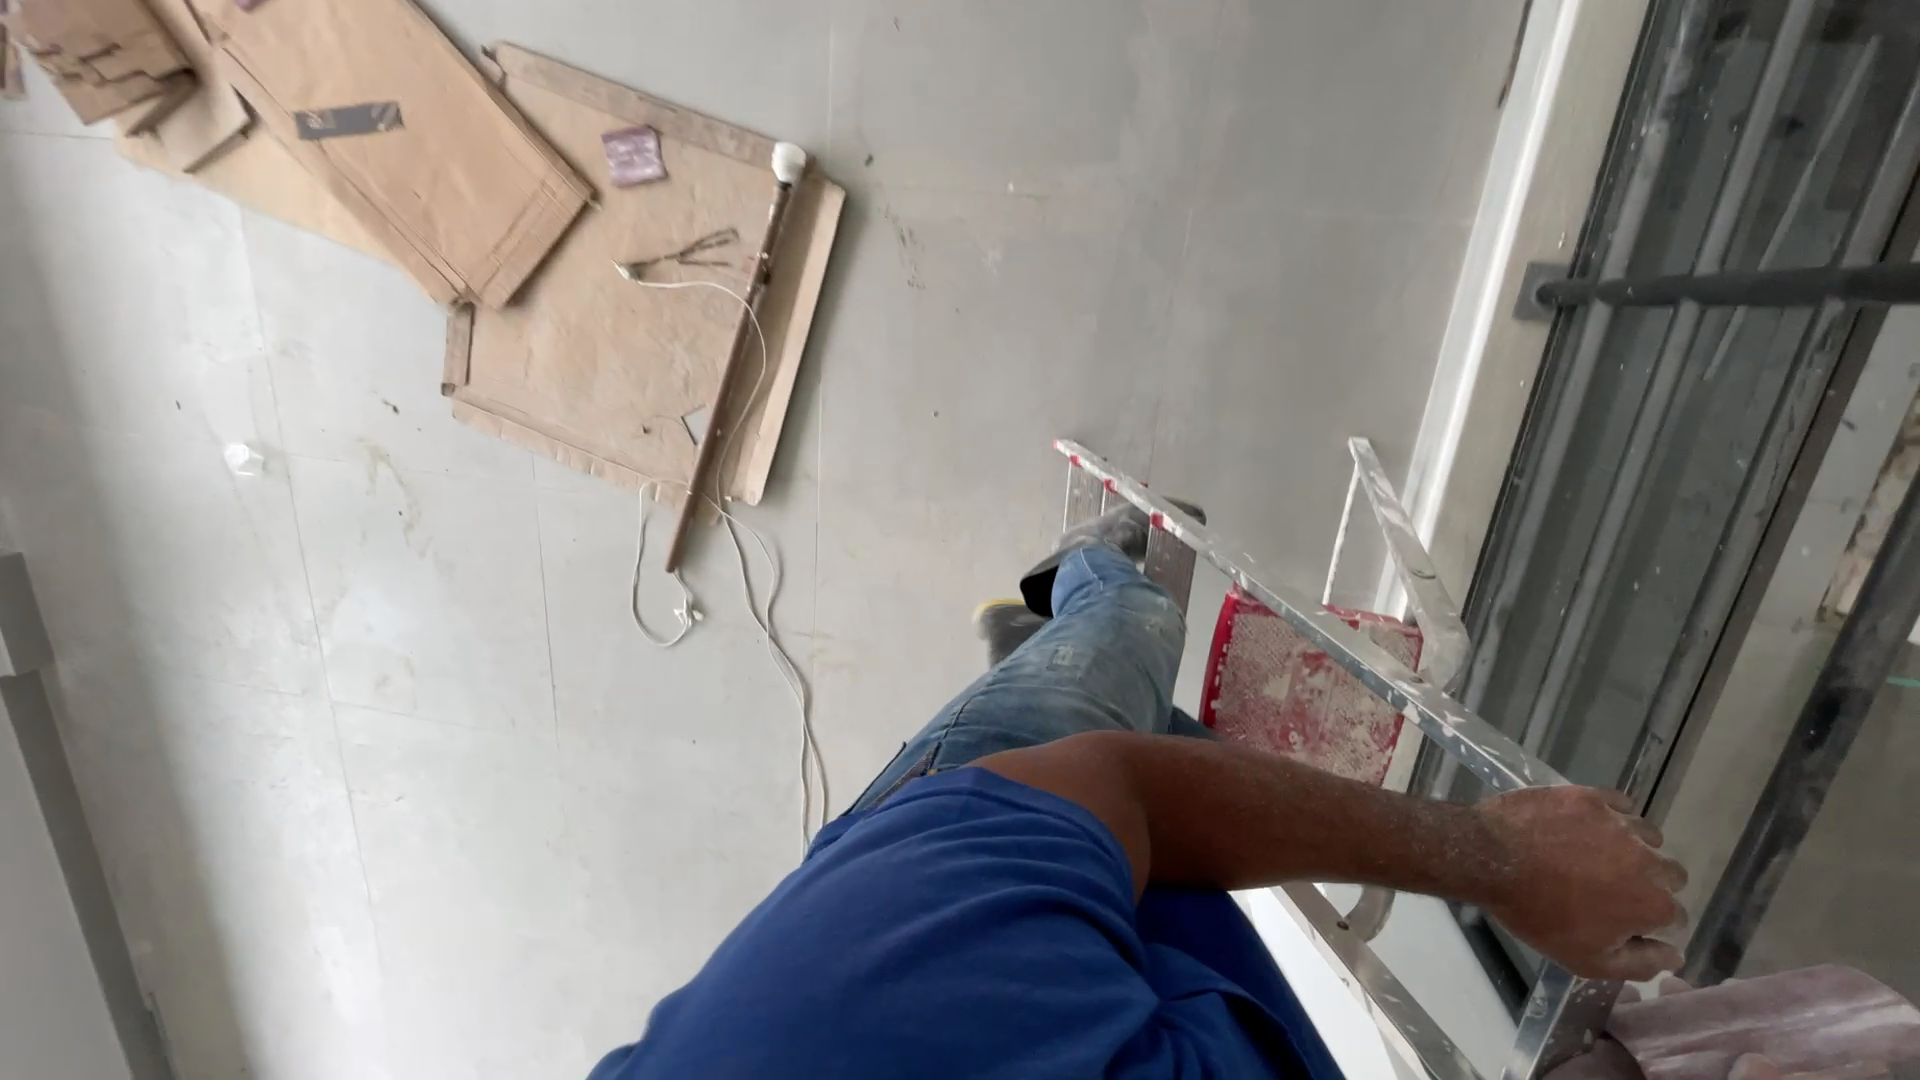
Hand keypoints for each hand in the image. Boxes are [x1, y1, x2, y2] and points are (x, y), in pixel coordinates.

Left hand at [1471, 787, 1687, 980]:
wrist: (1485, 857)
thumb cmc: (1533, 912)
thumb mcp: (1587, 959)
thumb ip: (1640, 964)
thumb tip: (1675, 955)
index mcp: (1653, 903)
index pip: (1673, 914)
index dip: (1649, 917)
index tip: (1622, 913)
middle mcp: (1647, 861)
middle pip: (1668, 872)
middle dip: (1648, 880)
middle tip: (1609, 881)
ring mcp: (1617, 823)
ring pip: (1646, 835)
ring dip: (1632, 844)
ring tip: (1597, 850)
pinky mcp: (1588, 797)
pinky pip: (1617, 803)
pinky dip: (1611, 812)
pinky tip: (1589, 822)